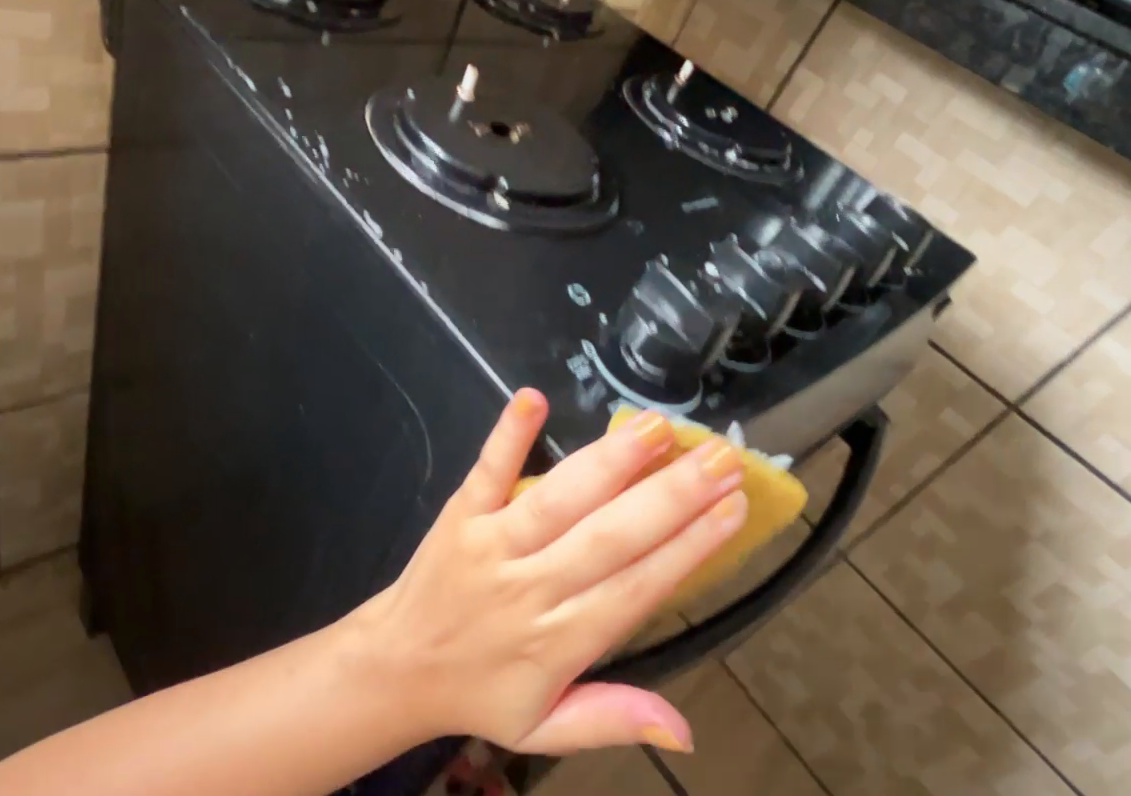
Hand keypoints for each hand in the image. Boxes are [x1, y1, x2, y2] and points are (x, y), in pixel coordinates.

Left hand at [342, 388, 747, 754]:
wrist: (395, 667)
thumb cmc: (482, 692)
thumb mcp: (547, 729)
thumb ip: (613, 719)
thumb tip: (686, 732)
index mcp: (560, 641)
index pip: (637, 588)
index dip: (690, 548)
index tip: (734, 509)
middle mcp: (531, 586)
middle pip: (609, 538)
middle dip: (671, 497)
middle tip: (721, 457)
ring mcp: (492, 544)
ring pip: (558, 499)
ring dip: (609, 461)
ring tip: (657, 427)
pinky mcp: (460, 514)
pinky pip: (487, 471)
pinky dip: (508, 436)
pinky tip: (533, 398)